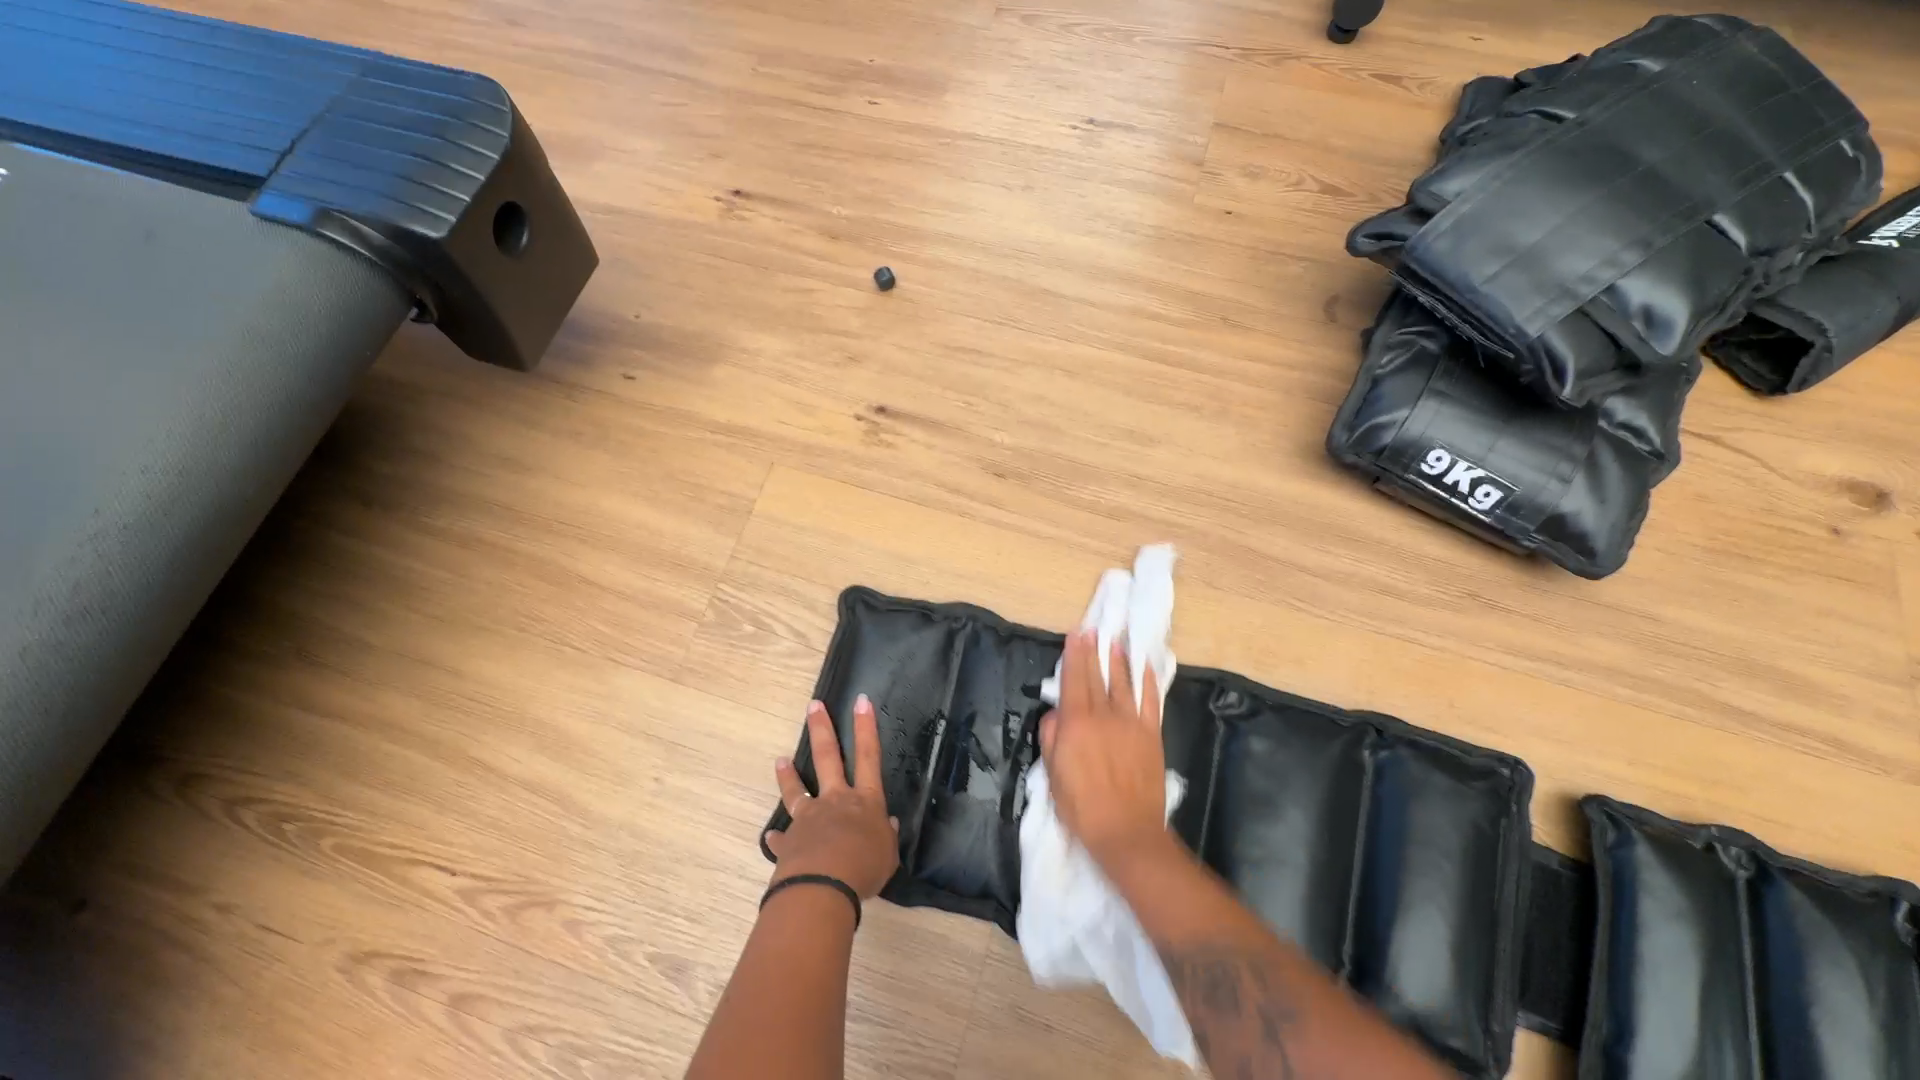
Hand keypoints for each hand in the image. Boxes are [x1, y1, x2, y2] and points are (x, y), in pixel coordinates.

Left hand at [767, 695, 900, 898]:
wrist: (822, 886)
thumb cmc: (864, 868)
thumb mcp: (888, 856)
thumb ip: (887, 837)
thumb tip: (889, 823)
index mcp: (865, 801)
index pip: (869, 756)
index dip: (866, 728)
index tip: (861, 701)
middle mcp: (835, 801)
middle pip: (828, 758)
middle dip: (822, 729)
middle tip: (814, 706)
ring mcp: (809, 818)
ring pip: (798, 790)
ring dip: (789, 775)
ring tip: (780, 761)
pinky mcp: (789, 841)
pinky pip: (782, 838)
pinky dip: (778, 838)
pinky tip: (771, 837)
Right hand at [1039, 630, 1168, 868]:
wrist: (1127, 831)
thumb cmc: (1082, 808)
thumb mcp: (1053, 775)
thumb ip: (1052, 739)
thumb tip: (1056, 714)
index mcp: (1076, 724)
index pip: (1074, 680)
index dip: (1074, 656)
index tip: (1075, 635)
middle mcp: (1104, 715)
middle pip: (1097, 676)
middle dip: (1093, 651)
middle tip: (1091, 630)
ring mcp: (1131, 723)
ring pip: (1124, 682)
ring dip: (1119, 659)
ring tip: (1116, 641)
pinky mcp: (1152, 735)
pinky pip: (1150, 701)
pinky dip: (1147, 681)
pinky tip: (1145, 668)